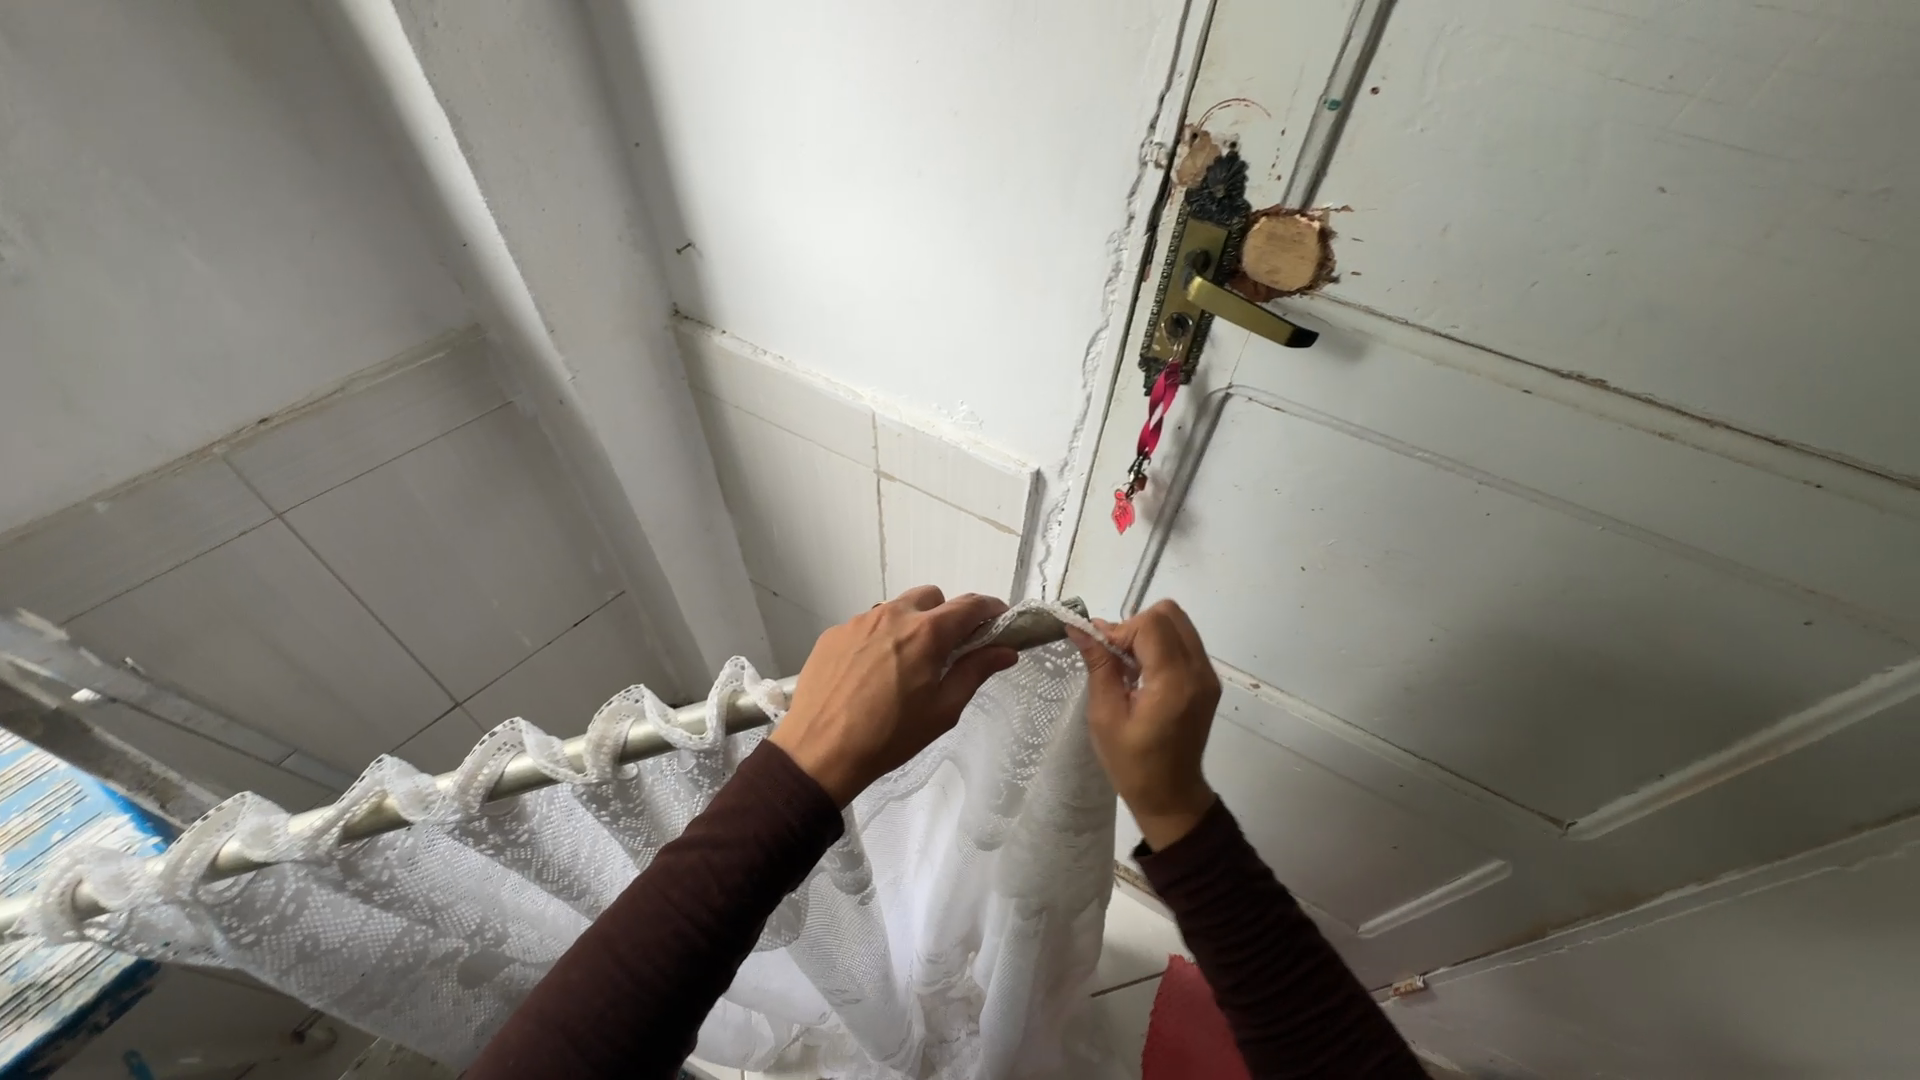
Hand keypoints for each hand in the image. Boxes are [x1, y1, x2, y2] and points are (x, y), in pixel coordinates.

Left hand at [771, 586, 1016, 804]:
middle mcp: (893, 615)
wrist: (819, 752)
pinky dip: (879, 639)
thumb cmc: (889, 737)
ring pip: (896, 608)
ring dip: (910, 625)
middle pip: (932, 597)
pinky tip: (871, 673)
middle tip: (946, 651)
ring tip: (904, 665)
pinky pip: (866, 625)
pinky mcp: (833, 634)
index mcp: (926, 633)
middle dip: (946, 615)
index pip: (970, 605)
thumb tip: (1005, 650)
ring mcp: (858, 621)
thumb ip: (976, 672)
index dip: (990, 609)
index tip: (999, 621)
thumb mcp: (943, 710)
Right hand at [1067, 599, 1220, 850]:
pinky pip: (1184, 641)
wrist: (1170, 795)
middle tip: (1115, 657)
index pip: (1151, 624)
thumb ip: (1099, 665)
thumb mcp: (1105, 715)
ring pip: (1178, 623)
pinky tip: (1143, 673)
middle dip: (1135, 625)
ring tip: (1128, 665)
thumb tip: (1081, 627)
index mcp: (1174, 683)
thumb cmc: (1132, 763)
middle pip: (1169, 614)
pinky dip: (1160, 644)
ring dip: (1147, 633)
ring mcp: (1207, 675)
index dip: (1120, 630)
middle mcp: (1198, 672)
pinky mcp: (1207, 680)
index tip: (1101, 653)